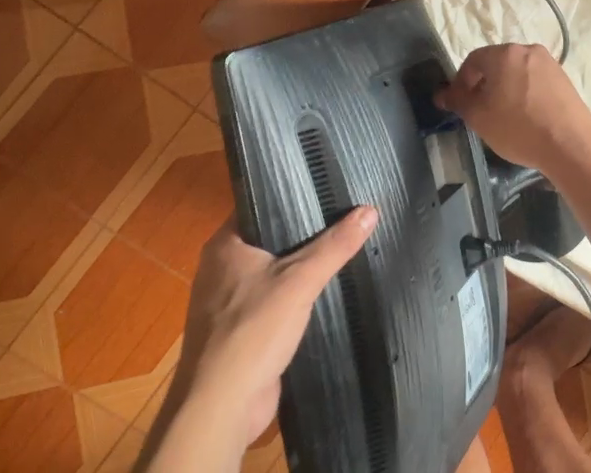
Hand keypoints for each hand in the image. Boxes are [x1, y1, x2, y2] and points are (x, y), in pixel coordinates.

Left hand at [141, 210, 376, 469]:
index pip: (260, 205)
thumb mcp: (300, 280)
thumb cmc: (252, 330)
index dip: (292, 195)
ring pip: (272, 271)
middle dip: (305, 232)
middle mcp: (220, 269)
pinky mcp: (240, 331)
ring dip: (301, 267)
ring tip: (343, 247)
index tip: (327, 185)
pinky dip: (296, 296)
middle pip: (270, 239)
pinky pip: (273, 300)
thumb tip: (370, 210)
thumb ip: (335, 245)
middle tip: (345, 213)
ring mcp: (227, 302)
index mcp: (224, 246)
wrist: (221, 405)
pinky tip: (325, 291)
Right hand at [434, 43, 590, 170]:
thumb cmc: (518, 128)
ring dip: (505, 89)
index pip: (473, 60)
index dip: (460, 81)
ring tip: (503, 116)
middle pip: (497, 63)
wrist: (570, 145)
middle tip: (479, 110)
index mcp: (506, 53)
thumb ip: (458, 101)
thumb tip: (442, 93)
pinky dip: (525, 93)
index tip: (459, 103)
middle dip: (484, 84)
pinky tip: (526, 117)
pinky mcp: (564, 79)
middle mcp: (529, 50)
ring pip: (517, 72)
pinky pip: (536, 81)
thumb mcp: (479, 117)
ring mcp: (550, 64)